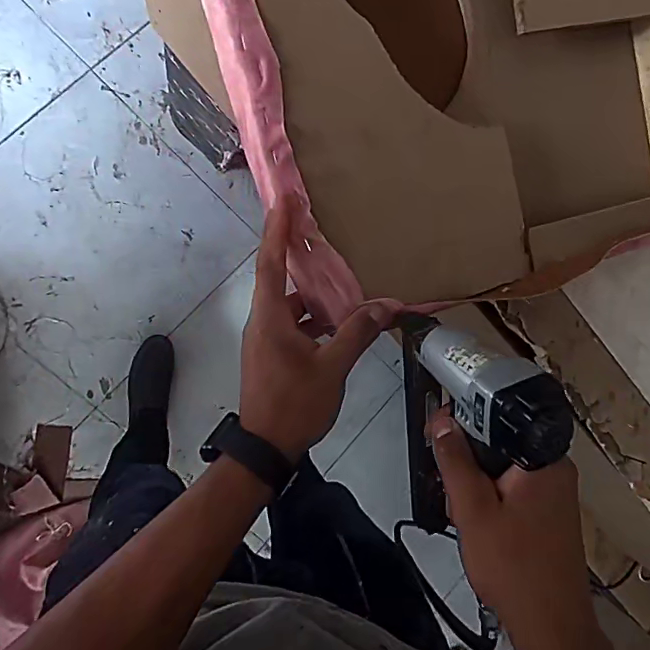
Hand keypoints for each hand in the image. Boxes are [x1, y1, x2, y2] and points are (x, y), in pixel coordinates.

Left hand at [240, 201, 390, 459]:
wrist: (265, 448)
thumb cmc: (294, 405)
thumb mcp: (331, 368)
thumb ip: (357, 333)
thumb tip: (386, 305)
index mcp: (270, 319)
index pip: (270, 263)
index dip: (277, 231)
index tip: (284, 201)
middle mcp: (263, 323)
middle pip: (280, 280)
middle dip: (299, 255)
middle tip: (320, 232)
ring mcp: (267, 341)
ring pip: (291, 306)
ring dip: (314, 294)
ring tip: (344, 281)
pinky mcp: (274, 356)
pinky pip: (295, 325)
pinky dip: (315, 318)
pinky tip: (341, 323)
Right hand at [429, 406, 593, 649]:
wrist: (550, 626)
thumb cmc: (516, 570)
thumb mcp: (473, 511)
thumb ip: (456, 462)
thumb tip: (443, 423)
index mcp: (545, 459)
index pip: (499, 420)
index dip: (464, 422)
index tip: (437, 431)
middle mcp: (555, 471)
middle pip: (500, 447)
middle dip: (469, 466)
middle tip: (452, 494)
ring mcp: (554, 495)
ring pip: (503, 473)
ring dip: (478, 490)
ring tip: (467, 521)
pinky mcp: (549, 516)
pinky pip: (514, 494)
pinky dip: (492, 505)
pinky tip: (482, 531)